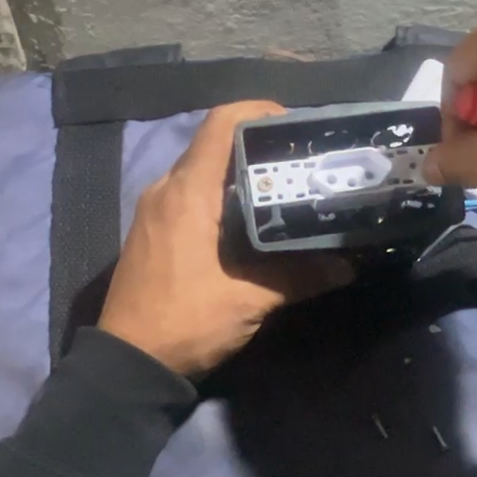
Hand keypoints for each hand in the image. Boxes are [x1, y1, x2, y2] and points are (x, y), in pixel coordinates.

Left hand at [98, 101, 351, 377]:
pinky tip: (248, 227)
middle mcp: (166, 189)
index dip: (260, 113)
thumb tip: (346, 266)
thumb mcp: (248, 301)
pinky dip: (219, 199)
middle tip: (301, 166)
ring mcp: (154, 211)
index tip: (296, 129)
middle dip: (258, 149)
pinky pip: (189, 197)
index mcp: (187, 192)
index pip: (221, 123)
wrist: (129, 363)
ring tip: (282, 195)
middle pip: (214, 145)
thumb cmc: (186, 322)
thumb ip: (298, 277)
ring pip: (201, 173)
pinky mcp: (152, 232)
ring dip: (238, 176)